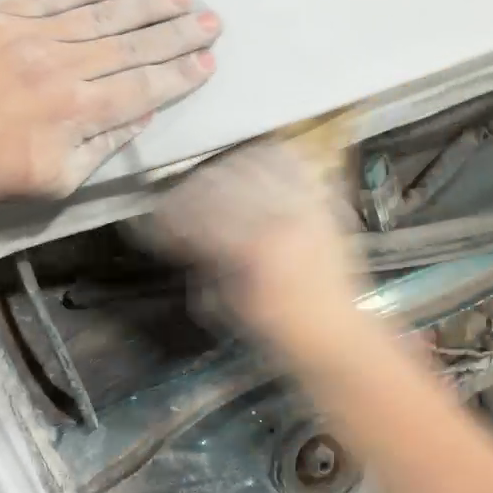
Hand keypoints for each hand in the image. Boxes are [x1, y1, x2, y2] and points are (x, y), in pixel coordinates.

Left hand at [0, 0, 219, 199]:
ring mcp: (33, 37)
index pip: (145, 87)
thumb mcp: (59, 179)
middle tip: (212, 19)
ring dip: (146, 3)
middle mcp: (66, 68)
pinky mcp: (1, 17)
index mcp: (81, 111)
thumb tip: (143, 114)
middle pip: (134, 46)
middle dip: (178, 33)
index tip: (208, 60)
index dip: (181, 73)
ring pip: (101, 15)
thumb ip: (105, 146)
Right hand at [151, 142, 363, 336]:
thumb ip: (207, 262)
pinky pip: (293, 163)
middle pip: (224, 180)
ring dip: (225, 169)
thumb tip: (181, 235)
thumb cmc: (280, 330)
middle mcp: (282, 216)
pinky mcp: (324, 202)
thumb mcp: (231, 304)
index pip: (200, 214)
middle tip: (176, 201)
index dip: (170, 214)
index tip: (154, 219)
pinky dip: (267, 158)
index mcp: (256, 248)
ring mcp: (307, 204)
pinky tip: (250, 164)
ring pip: (256, 162)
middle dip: (191, 188)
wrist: (337, 335)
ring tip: (210, 181)